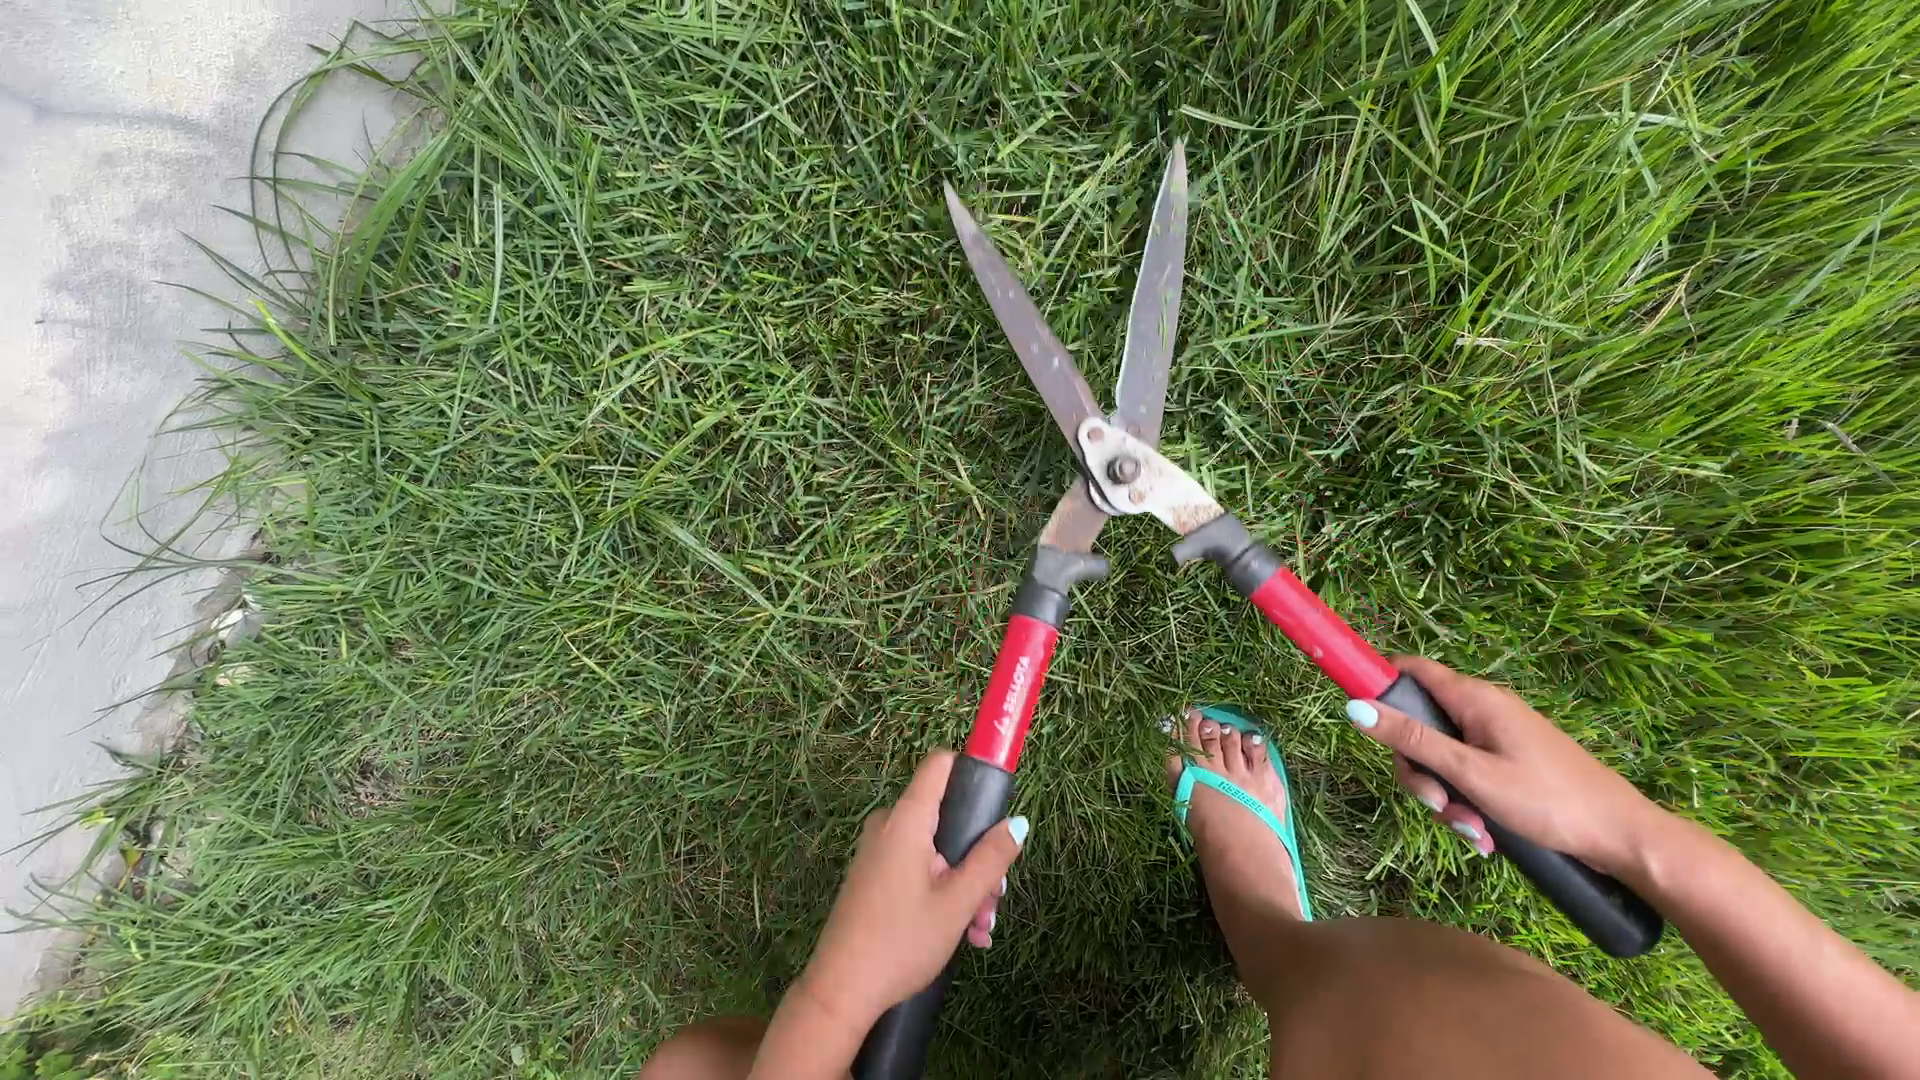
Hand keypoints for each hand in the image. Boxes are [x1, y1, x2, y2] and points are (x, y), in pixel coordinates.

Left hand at [792, 751, 1026, 1025]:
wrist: (840, 993)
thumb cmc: (901, 941)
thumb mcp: (957, 902)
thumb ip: (991, 859)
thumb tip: (1018, 822)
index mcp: (906, 819)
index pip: (939, 764)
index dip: (971, 771)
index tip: (997, 800)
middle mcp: (889, 826)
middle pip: (946, 817)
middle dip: (978, 855)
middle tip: (995, 899)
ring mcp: (878, 852)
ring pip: (936, 850)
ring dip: (965, 883)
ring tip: (981, 929)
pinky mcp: (874, 876)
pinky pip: (918, 868)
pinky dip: (943, 892)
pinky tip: (964, 934)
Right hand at [1349, 655, 1667, 877]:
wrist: (1627, 841)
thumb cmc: (1549, 801)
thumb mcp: (1470, 774)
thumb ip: (1412, 740)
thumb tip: (1354, 708)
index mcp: (1475, 699)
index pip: (1410, 670)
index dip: (1380, 686)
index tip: (1361, 719)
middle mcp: (1483, 710)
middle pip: (1419, 724)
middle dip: (1418, 768)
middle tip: (1435, 803)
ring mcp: (1498, 737)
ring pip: (1441, 755)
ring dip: (1444, 793)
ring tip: (1472, 829)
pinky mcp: (1510, 762)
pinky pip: (1467, 773)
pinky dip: (1466, 801)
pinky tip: (1484, 832)